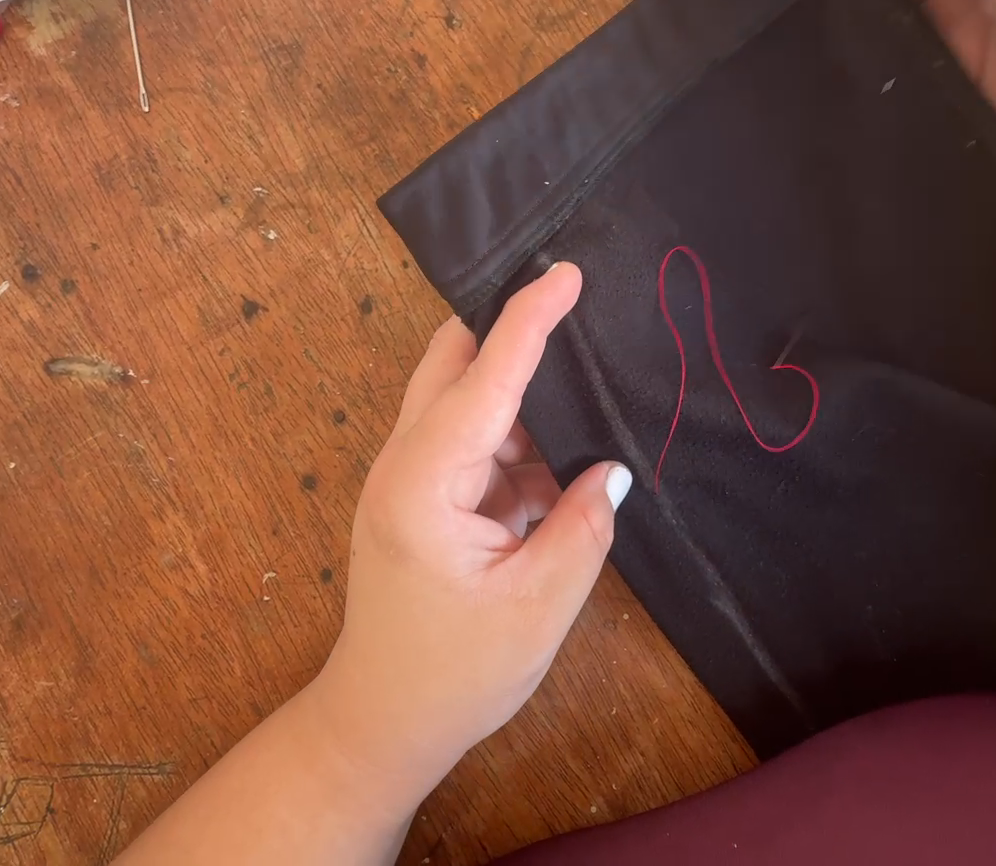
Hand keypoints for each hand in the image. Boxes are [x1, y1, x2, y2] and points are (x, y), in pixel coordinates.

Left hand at [307, 262, 630, 794]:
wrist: (383, 722)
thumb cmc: (453, 674)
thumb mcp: (536, 606)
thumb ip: (582, 527)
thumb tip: (613, 470)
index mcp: (424, 482)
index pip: (486, 379)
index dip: (529, 321)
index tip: (566, 273)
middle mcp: (406, 462)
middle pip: (453, 363)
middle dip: (508, 333)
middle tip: (575, 312)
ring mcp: (410, 476)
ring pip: (466, 399)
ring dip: (521, 399)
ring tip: (586, 399)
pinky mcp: (425, 494)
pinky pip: (476, 442)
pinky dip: (518, 442)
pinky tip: (562, 462)